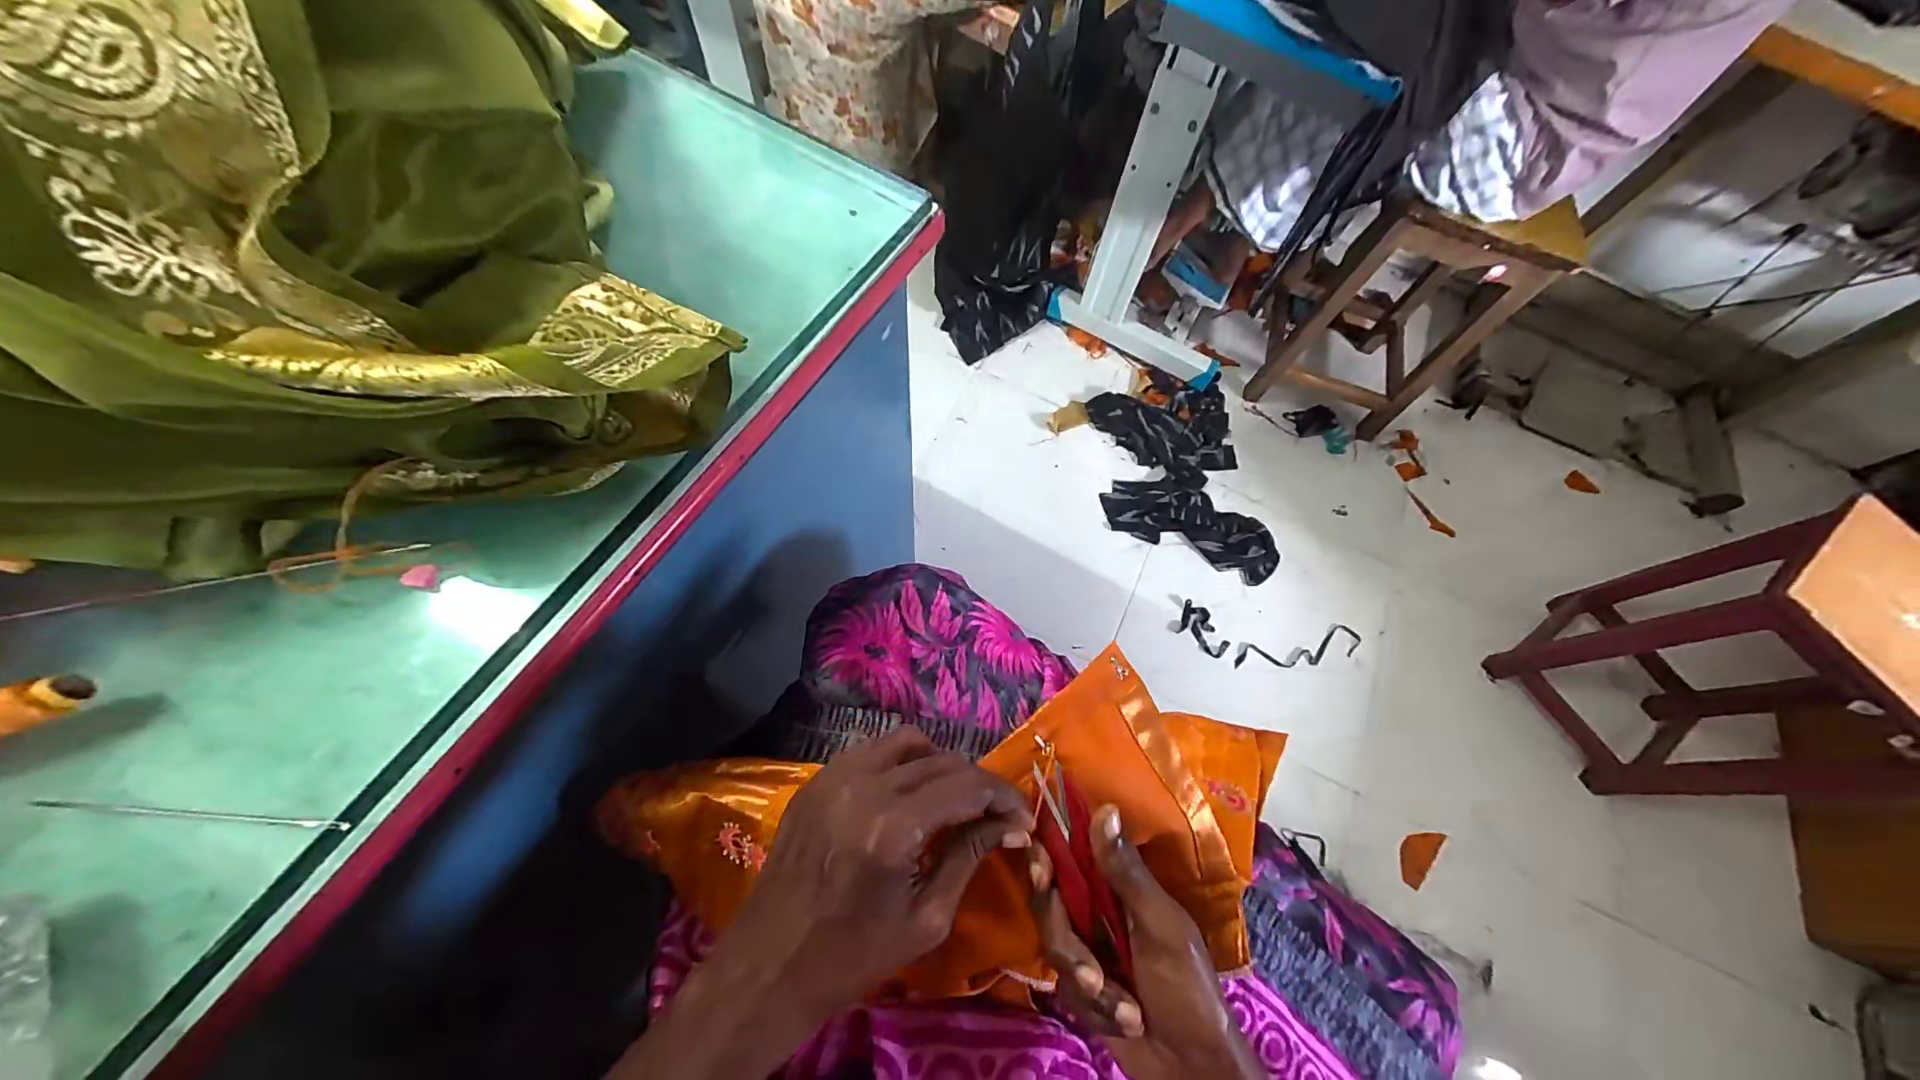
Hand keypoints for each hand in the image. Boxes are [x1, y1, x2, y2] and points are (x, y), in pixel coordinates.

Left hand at [608, 727, 1031, 1079]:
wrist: (769, 964)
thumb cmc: (852, 956)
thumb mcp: (925, 920)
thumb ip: (968, 857)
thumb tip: (1010, 825)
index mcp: (893, 828)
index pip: (967, 786)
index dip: (1003, 796)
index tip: (1022, 816)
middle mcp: (864, 787)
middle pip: (942, 760)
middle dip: (977, 783)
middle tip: (994, 814)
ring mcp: (834, 776)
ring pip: (907, 741)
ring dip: (940, 763)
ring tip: (952, 799)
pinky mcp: (816, 779)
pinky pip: (872, 751)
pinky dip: (901, 762)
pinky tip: (908, 794)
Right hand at [1030, 804, 1264, 1079]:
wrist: (1192, 1065)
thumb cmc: (1188, 986)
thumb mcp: (1161, 926)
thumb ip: (1126, 872)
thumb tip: (1105, 809)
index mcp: (1114, 885)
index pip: (1068, 855)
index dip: (1046, 856)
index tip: (1042, 868)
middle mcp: (1092, 909)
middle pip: (1049, 904)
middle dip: (1068, 942)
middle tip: (1092, 971)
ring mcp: (1082, 947)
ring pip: (1054, 947)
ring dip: (1090, 983)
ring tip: (1127, 1010)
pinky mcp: (1076, 985)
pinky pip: (1064, 985)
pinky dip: (1096, 1007)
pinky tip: (1126, 1020)